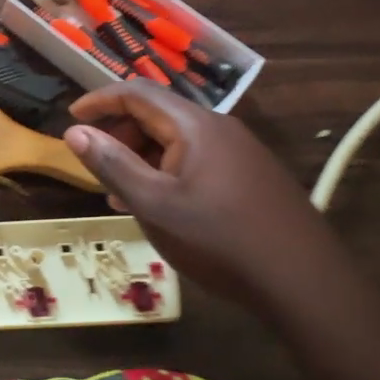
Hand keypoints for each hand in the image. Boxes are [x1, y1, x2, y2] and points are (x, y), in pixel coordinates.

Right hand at [64, 82, 343, 308]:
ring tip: (121, 194)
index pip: (136, 92)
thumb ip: (112, 165)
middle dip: (119, 133)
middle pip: (157, 114)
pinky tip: (162, 207)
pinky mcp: (254, 178)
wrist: (309, 287)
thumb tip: (74, 131)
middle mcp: (220, 128)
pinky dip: (169, 171)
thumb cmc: (220, 241)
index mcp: (194, 125)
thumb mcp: (154, 205)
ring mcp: (243, 153)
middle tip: (96, 165)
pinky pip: (199, 160)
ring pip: (178, 140)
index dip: (99, 101)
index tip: (70, 118)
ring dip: (142, 157)